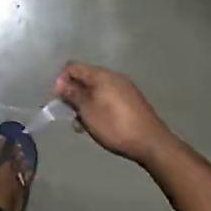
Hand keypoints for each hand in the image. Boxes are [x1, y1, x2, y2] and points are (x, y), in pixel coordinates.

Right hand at [54, 61, 178, 164]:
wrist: (152, 143)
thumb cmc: (114, 125)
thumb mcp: (87, 111)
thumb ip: (71, 95)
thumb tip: (61, 85)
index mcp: (101, 75)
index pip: (72, 67)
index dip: (60, 80)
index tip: (58, 99)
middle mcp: (113, 77)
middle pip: (84, 78)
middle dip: (72, 94)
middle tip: (69, 114)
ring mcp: (124, 89)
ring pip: (95, 90)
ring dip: (84, 104)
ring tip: (82, 124)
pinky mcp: (131, 101)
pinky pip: (107, 97)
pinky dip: (97, 107)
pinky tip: (97, 124)